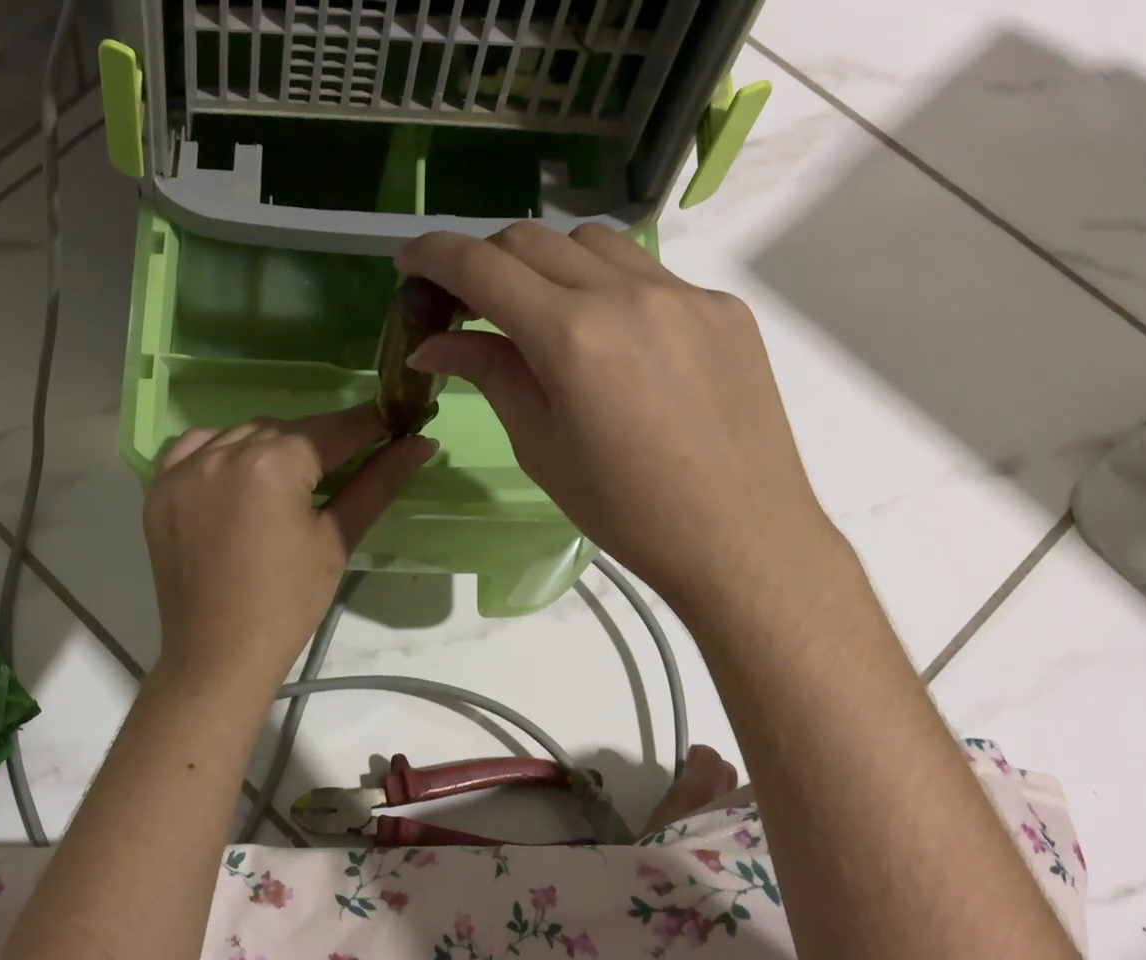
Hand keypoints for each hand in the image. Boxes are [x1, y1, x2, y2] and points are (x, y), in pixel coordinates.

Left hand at [143, 404, 435, 687]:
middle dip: (318, 442)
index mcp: (271, 464)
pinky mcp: (159, 490)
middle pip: (285, 430)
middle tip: (344, 464)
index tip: (394, 419)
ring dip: (269, 446)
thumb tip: (418, 444)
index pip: (331, 429)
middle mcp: (223, 452)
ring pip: (240, 435)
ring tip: (289, 479)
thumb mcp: (336, 541)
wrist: (217, 655)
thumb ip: (376, 484)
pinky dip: (219, 451)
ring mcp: (184, 469)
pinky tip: (236, 473)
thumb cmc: (287, 605)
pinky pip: (193, 449)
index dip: (368, 423)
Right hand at [395, 223, 846, 613]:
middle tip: (463, 302)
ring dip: (544, 262)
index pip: (482, 266)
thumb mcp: (537, 442)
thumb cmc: (622, 506)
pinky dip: (604, 286)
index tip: (407, 264)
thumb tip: (432, 343)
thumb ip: (488, 372)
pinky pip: (646, 271)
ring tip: (535, 312)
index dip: (432, 255)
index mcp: (571, 336)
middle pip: (530, 239)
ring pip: (591, 242)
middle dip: (483, 259)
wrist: (738, 534)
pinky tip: (607, 340)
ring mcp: (683, 293)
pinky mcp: (721, 307)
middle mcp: (627, 293)